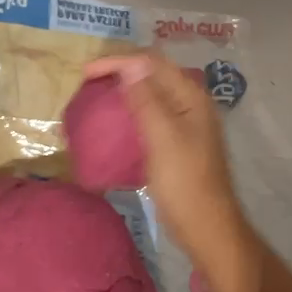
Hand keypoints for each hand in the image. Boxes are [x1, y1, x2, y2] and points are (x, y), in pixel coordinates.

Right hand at [85, 50, 291, 291]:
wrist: (207, 230)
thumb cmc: (185, 184)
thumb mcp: (162, 138)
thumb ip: (147, 99)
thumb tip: (130, 64)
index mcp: (191, 97)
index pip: (151, 62)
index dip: (118, 61)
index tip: (85, 74)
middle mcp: (190, 104)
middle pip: (151, 74)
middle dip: (119, 73)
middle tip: (86, 84)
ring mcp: (185, 124)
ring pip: (149, 95)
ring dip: (122, 93)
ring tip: (94, 100)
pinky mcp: (176, 143)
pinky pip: (149, 117)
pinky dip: (129, 114)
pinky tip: (112, 125)